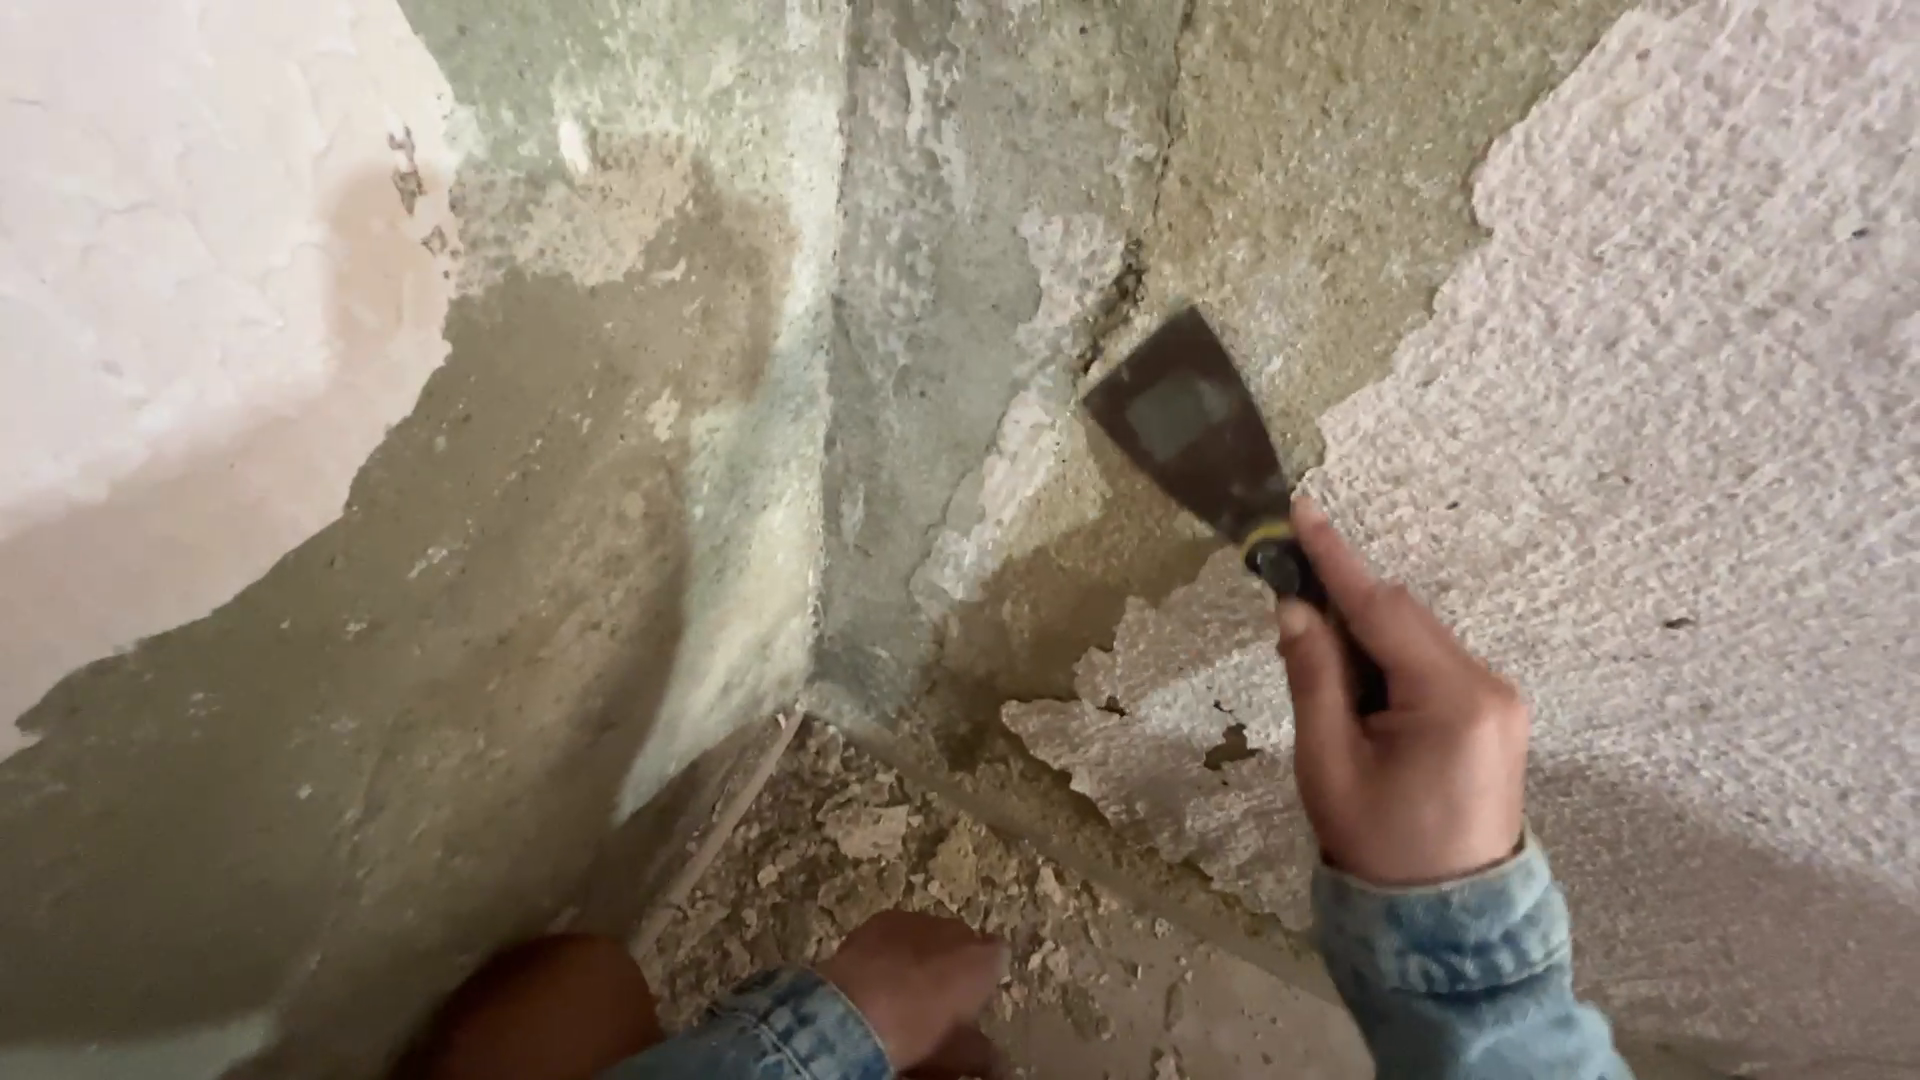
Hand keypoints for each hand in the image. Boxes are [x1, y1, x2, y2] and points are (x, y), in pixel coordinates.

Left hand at [815, 910, 1008, 1078]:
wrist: (858, 1009)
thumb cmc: (919, 1032)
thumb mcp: (956, 1054)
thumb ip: (982, 1054)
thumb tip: (1000, 1066)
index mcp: (982, 960)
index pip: (999, 954)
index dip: (985, 974)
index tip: (972, 997)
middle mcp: (956, 930)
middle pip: (962, 942)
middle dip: (953, 963)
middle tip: (936, 997)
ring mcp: (918, 919)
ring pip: (928, 934)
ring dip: (922, 953)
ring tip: (902, 986)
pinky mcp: (884, 917)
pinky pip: (897, 931)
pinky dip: (893, 947)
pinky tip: (877, 974)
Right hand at [1276, 496, 1528, 886]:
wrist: (1445, 918)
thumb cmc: (1377, 843)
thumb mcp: (1328, 760)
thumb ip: (1312, 675)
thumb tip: (1293, 607)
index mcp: (1453, 699)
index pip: (1382, 608)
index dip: (1334, 558)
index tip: (1301, 510)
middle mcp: (1488, 686)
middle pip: (1402, 615)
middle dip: (1341, 597)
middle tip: (1284, 587)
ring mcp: (1497, 699)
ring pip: (1414, 634)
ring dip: (1360, 628)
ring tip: (1312, 646)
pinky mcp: (1491, 712)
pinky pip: (1427, 659)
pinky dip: (1382, 653)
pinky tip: (1352, 675)